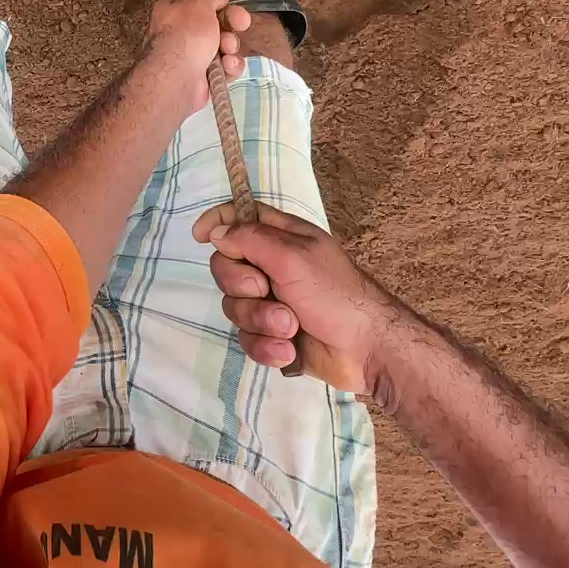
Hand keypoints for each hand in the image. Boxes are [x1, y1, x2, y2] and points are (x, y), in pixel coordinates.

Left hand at [141, 0, 250, 110]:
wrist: (176, 79)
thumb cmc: (185, 35)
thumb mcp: (198, 3)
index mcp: (173, 10)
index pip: (197, 0)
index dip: (215, 1)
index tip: (227, 1)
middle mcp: (181, 31)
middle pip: (216, 22)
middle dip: (231, 23)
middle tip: (241, 23)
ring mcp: (192, 55)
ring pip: (224, 45)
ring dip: (231, 45)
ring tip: (227, 50)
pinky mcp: (204, 76)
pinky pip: (225, 67)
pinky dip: (229, 66)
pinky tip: (226, 66)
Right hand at [192, 202, 409, 393]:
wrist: (368, 350)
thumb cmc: (334, 293)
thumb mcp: (292, 256)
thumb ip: (249, 239)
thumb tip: (216, 232)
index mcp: (279, 238)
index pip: (237, 217)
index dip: (216, 223)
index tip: (199, 236)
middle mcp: (270, 267)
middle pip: (225, 266)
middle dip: (241, 285)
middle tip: (267, 290)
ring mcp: (270, 302)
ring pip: (233, 306)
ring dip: (259, 320)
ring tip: (290, 327)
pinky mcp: (272, 335)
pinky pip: (246, 338)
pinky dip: (265, 346)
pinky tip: (286, 350)